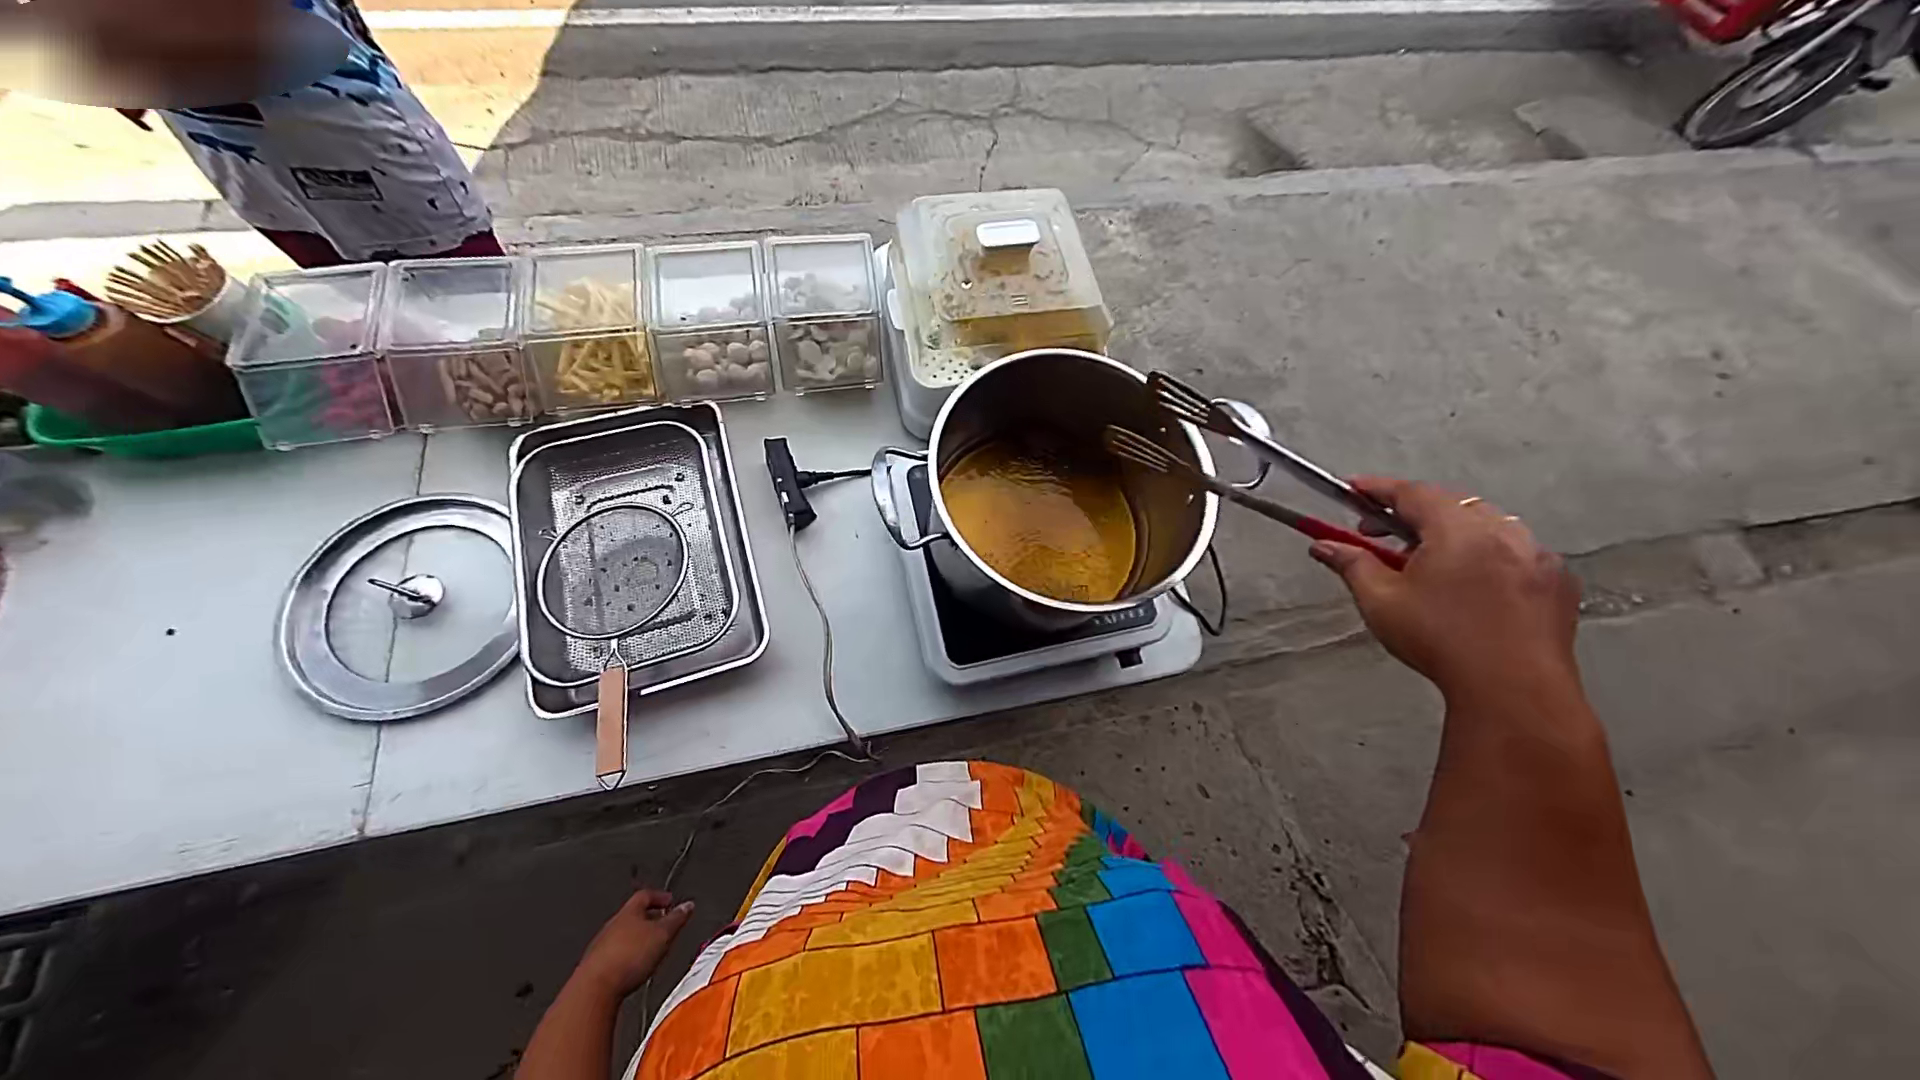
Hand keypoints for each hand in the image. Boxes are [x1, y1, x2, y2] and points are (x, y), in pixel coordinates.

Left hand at [571, 889, 693, 998]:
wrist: (594, 990)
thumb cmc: (627, 958)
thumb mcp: (663, 934)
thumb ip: (677, 918)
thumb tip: (687, 905)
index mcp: (629, 912)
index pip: (645, 895)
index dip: (659, 897)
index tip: (669, 901)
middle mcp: (612, 925)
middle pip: (632, 916)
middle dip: (649, 919)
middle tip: (662, 925)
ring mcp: (600, 947)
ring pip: (622, 936)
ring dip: (637, 939)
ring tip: (650, 949)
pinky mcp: (593, 968)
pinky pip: (613, 955)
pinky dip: (626, 957)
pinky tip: (633, 968)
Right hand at [1310, 477, 1579, 698]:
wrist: (1512, 689)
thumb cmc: (1441, 641)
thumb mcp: (1380, 600)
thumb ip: (1351, 564)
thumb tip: (1324, 546)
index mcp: (1458, 530)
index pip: (1412, 492)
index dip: (1379, 488)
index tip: (1356, 488)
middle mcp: (1504, 533)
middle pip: (1450, 505)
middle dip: (1410, 512)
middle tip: (1377, 533)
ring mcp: (1537, 556)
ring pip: (1486, 525)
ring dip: (1450, 532)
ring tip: (1423, 560)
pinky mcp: (1557, 582)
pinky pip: (1515, 551)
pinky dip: (1486, 554)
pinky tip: (1467, 582)